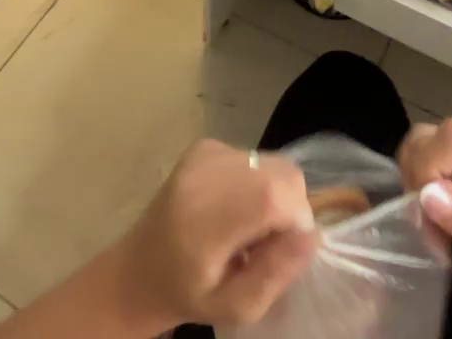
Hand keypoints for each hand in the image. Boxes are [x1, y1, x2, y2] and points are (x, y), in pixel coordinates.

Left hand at [107, 139, 320, 330]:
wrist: (139, 267)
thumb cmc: (189, 293)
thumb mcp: (237, 306)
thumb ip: (276, 272)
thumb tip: (312, 234)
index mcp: (206, 218)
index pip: (274, 194)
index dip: (295, 219)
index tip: (281, 249)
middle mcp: (205, 173)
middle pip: (283, 172)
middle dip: (292, 207)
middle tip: (267, 242)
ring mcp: (204, 153)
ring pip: (273, 162)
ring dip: (276, 194)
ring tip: (248, 226)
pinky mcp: (205, 145)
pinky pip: (256, 157)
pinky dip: (259, 182)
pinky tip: (236, 207)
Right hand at [400, 120, 451, 338]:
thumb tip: (425, 193)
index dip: (429, 163)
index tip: (420, 211)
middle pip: (446, 133)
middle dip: (422, 173)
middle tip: (424, 227)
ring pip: (442, 143)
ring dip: (426, 181)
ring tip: (435, 230)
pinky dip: (437, 186)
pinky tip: (445, 222)